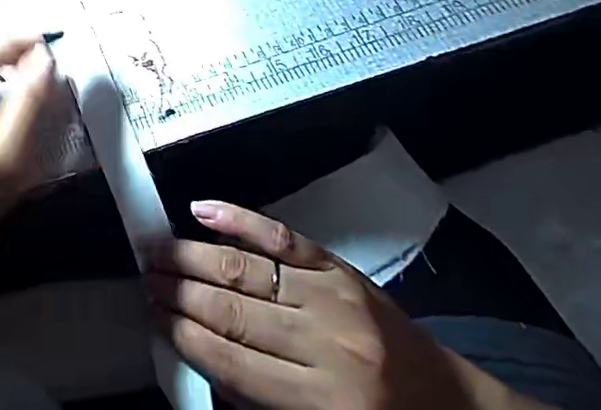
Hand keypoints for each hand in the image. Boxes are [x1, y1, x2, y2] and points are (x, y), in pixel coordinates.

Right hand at [147, 202, 538, 409]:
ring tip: (156, 252)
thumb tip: (194, 350)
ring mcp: (332, 295)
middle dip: (178, 293)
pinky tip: (200, 210)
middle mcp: (327, 345)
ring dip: (192, 257)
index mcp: (325, 402)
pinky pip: (279, 234)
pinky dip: (237, 218)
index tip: (151, 317)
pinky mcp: (338, 265)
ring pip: (245, 269)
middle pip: (232, 311)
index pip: (232, 362)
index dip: (184, 337)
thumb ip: (260, 397)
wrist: (456, 407)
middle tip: (144, 279)